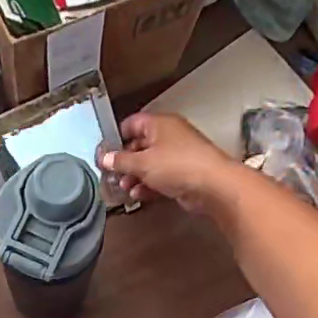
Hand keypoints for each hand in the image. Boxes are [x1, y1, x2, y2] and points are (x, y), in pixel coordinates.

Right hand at [102, 113, 240, 207]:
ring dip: (134, 176)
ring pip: (148, 164)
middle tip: (112, 173)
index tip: (104, 151)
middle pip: (139, 145)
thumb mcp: (141, 162)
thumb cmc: (180, 165)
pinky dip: (147, 185)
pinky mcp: (182, 174)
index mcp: (160, 124)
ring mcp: (177, 155)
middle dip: (124, 161)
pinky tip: (138, 194)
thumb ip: (120, 161)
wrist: (212, 186)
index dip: (116, 136)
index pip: (132, 123)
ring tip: (124, 186)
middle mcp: (169, 136)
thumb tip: (105, 158)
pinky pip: (159, 177)